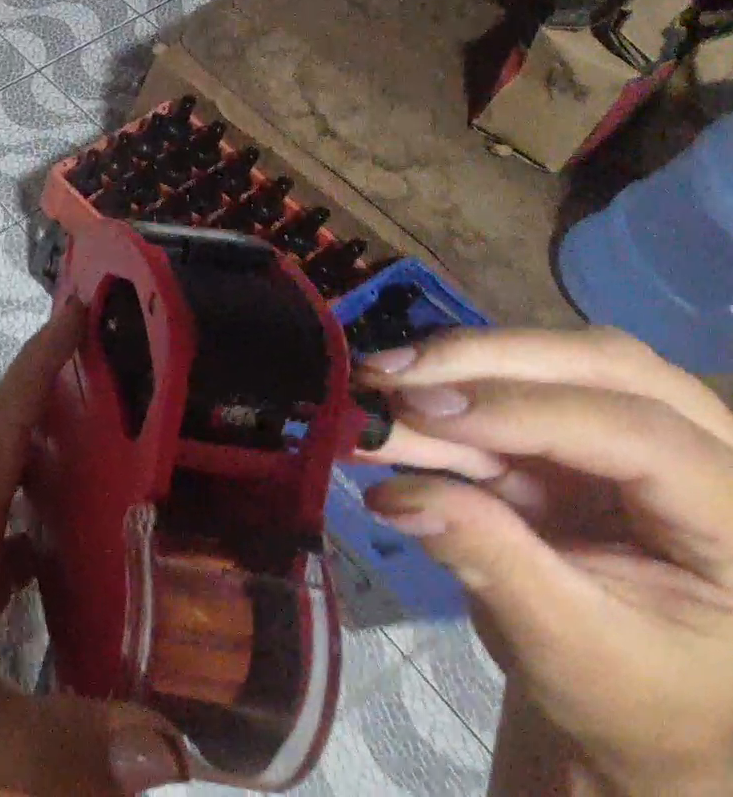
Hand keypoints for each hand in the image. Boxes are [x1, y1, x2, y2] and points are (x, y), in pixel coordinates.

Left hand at [0, 300, 187, 796]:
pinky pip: (0, 539)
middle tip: (107, 363)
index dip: (35, 367)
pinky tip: (81, 555)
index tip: (75, 315)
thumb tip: (173, 746)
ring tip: (112, 446)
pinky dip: (38, 526)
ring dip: (41, 452)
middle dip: (42, 388)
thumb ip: (67, 743)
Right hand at [356, 327, 732, 796]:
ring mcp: (635, 447)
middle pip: (608, 368)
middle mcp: (709, 463)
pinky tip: (377, 409)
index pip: (644, 436)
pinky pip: (501, 402)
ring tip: (365, 385)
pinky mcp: (571, 446)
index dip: (527, 411)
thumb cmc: (623, 692)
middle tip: (385, 371)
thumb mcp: (564, 644)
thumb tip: (394, 495)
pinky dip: (434, 401)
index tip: (418, 408)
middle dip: (488, 359)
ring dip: (453, 370)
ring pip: (554, 366)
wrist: (625, 703)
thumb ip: (490, 561)